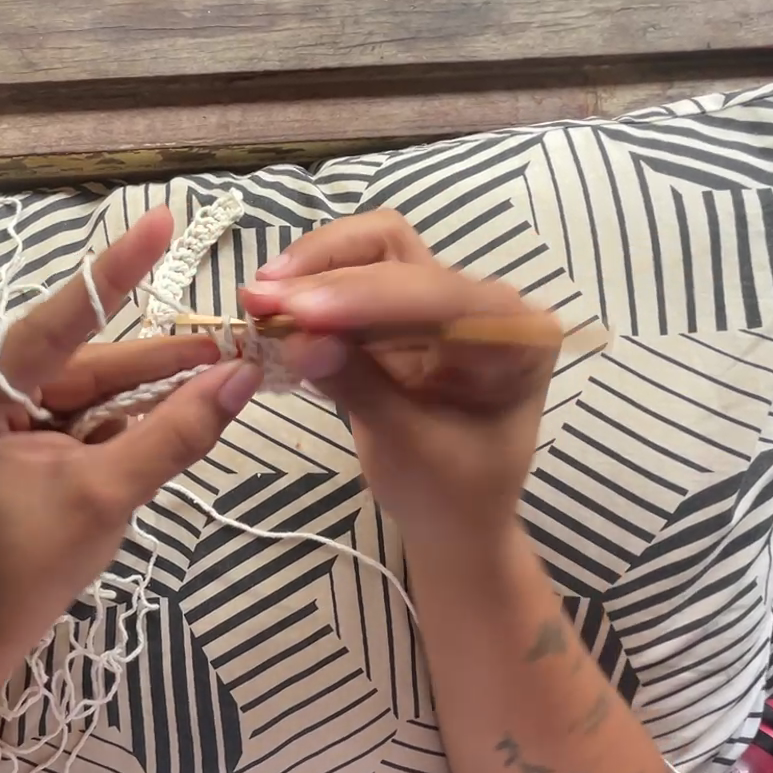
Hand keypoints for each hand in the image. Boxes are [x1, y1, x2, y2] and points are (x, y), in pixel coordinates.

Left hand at [0, 207, 263, 645]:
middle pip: (85, 355)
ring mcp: (11, 404)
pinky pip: (98, 402)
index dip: (113, 275)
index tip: (159, 223)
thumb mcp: (107, 495)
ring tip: (224, 366)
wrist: (4, 615)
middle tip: (227, 338)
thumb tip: (240, 379)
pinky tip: (190, 394)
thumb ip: (173, 434)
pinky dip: (142, 405)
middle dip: (157, 356)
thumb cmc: (35, 565)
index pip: (54, 325)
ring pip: (98, 377)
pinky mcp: (36, 423)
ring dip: (158, 379)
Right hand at [240, 210, 557, 547]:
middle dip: (325, 273)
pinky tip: (271, 311)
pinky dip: (311, 294)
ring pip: (369, 255)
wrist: (452, 519)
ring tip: (257, 299)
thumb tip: (296, 341)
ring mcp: (437, 305)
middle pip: (396, 253)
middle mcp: (481, 303)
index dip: (362, 296)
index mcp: (515, 336)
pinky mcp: (399, 317)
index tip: (296, 312)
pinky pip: (352, 287)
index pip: (435, 294)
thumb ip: (358, 387)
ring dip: (311, 271)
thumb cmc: (449, 494)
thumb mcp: (407, 447)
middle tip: (259, 299)